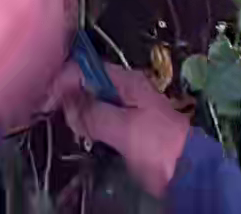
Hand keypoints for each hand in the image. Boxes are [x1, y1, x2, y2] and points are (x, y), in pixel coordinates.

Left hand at [0, 0, 77, 132]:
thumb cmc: (6, 89)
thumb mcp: (46, 93)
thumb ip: (61, 75)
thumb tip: (65, 74)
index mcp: (58, 3)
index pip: (67, 13)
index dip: (58, 35)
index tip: (47, 54)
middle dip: (28, 15)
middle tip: (16, 49)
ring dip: (0, 6)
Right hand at [50, 61, 191, 197]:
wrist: (192, 173)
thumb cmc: (158, 146)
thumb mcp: (125, 129)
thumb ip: (94, 113)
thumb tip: (66, 101)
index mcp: (126, 79)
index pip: (87, 67)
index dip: (65, 79)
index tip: (48, 97)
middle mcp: (126, 86)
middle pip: (89, 81)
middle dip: (70, 93)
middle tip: (54, 112)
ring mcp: (128, 105)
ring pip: (94, 98)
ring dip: (78, 108)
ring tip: (67, 123)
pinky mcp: (130, 124)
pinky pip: (102, 114)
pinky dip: (88, 119)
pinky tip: (82, 130)